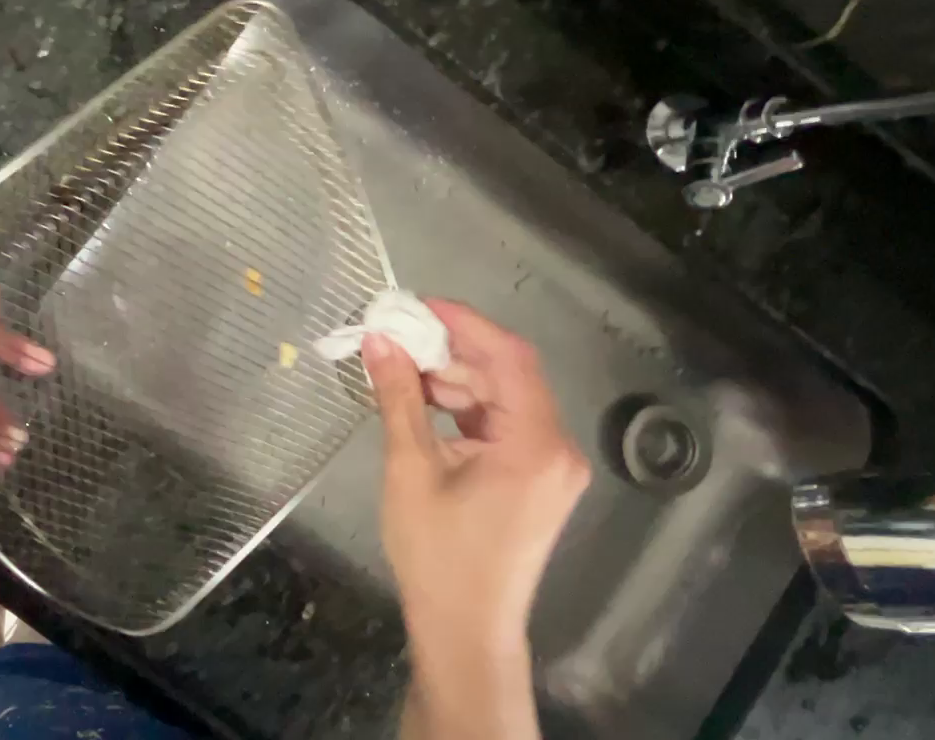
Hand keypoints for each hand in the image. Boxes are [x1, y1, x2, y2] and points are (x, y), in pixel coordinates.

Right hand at [367, 300, 589, 658]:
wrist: (464, 628)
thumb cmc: (437, 552)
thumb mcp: (409, 467)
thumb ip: (397, 397)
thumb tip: (378, 340)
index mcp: (536, 444)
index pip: (509, 358)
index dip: (464, 323)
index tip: (416, 305)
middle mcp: (556, 448)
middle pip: (504, 376)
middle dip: (449, 353)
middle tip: (394, 340)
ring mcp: (549, 465)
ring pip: (500, 398)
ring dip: (451, 381)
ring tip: (397, 374)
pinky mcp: (534, 477)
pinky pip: (499, 424)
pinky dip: (461, 409)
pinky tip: (420, 405)